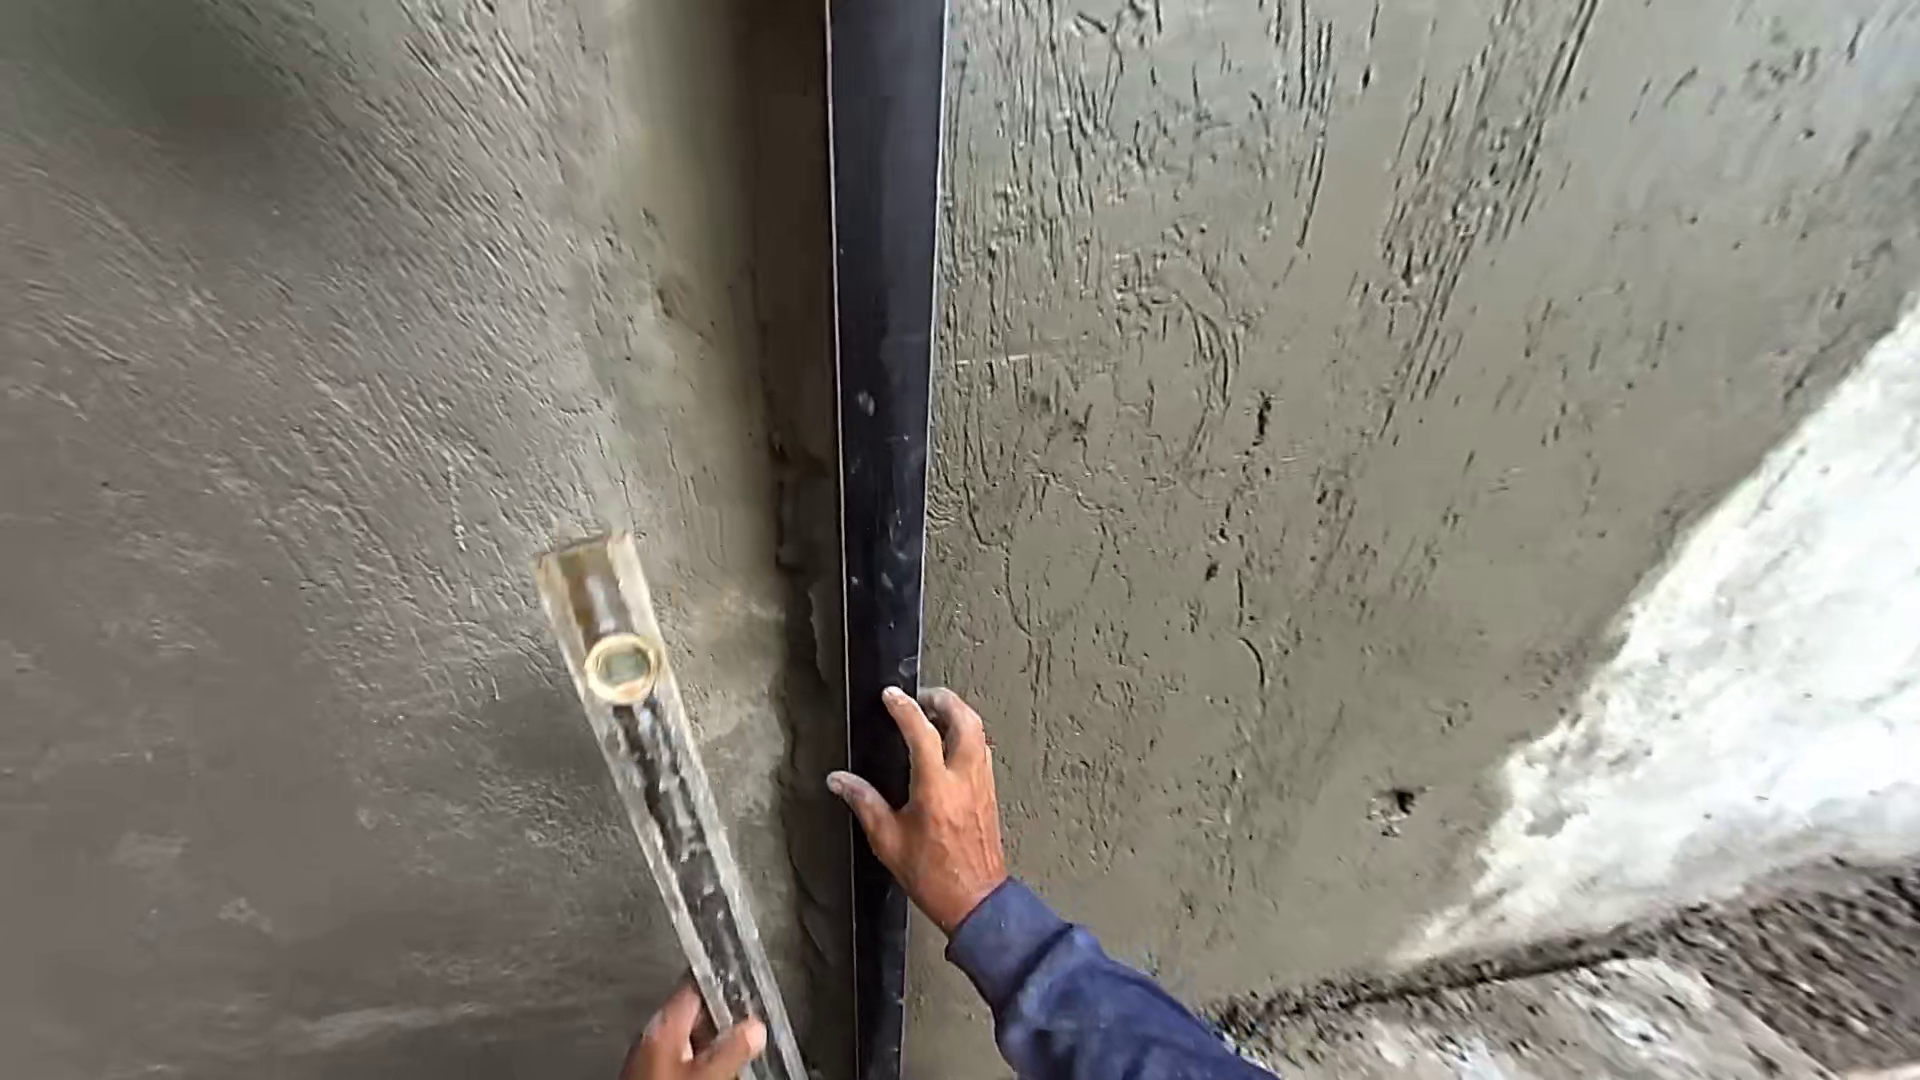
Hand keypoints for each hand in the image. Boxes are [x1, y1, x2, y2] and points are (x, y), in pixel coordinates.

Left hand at [621, 981, 765, 1079]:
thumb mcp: (707, 1077)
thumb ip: (733, 1048)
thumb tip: (756, 1028)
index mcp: (663, 1024)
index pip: (696, 983)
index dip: (723, 980)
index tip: (747, 984)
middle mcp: (652, 1036)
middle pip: (695, 1012)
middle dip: (722, 1019)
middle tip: (746, 1026)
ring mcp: (648, 1061)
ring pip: (688, 1039)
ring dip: (712, 1045)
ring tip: (734, 1054)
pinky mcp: (649, 1079)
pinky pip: (680, 1061)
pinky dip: (698, 1064)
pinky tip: (713, 1073)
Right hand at [828, 686, 1008, 934]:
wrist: (976, 900)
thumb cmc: (933, 875)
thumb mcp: (888, 841)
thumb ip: (864, 803)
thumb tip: (839, 780)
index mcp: (936, 789)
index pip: (922, 733)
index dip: (904, 708)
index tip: (891, 695)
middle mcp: (964, 778)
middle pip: (964, 718)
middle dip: (943, 698)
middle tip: (920, 696)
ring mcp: (982, 782)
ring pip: (978, 730)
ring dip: (958, 713)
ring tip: (934, 713)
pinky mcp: (990, 789)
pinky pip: (982, 747)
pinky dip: (968, 732)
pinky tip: (951, 741)